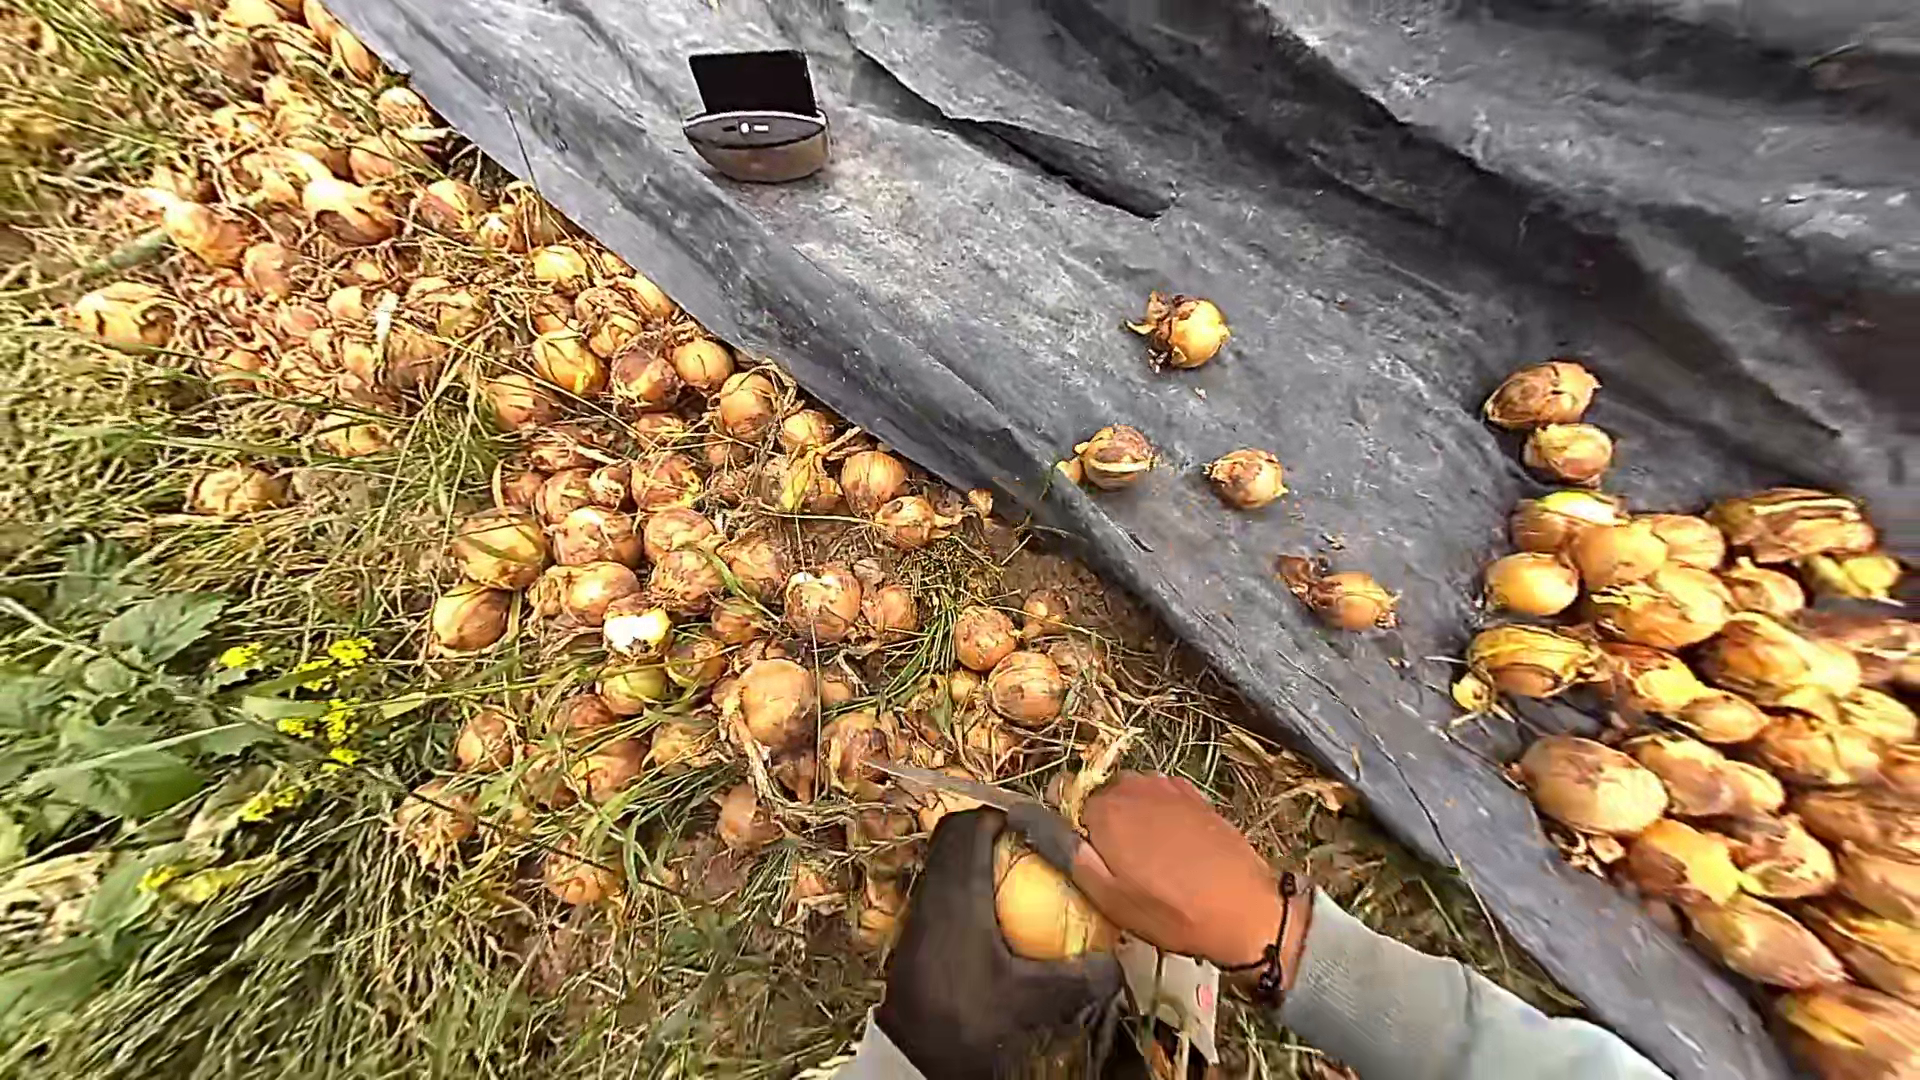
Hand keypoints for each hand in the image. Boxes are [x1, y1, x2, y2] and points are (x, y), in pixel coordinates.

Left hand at [875, 808, 1121, 1079]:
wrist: (910, 1053)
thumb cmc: (966, 1015)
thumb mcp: (1026, 1000)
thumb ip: (1073, 979)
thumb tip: (1115, 965)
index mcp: (959, 888)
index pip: (971, 826)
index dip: (996, 815)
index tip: (1025, 825)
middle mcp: (934, 885)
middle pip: (952, 832)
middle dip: (982, 826)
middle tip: (1016, 841)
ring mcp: (919, 903)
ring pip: (941, 854)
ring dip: (969, 849)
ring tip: (1004, 868)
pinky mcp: (913, 923)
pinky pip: (937, 878)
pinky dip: (959, 875)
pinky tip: (984, 906)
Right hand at [1074, 772, 1307, 977]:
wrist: (1246, 908)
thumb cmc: (1173, 911)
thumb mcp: (1112, 900)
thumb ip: (1074, 858)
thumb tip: (1050, 829)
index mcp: (1103, 809)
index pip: (1061, 793)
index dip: (1066, 820)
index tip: (1080, 847)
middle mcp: (1128, 785)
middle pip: (1096, 794)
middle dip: (1098, 819)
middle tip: (1116, 860)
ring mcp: (1162, 784)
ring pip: (1127, 793)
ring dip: (1128, 814)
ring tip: (1147, 854)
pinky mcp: (1189, 791)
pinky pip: (1156, 794)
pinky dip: (1155, 811)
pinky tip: (1171, 843)